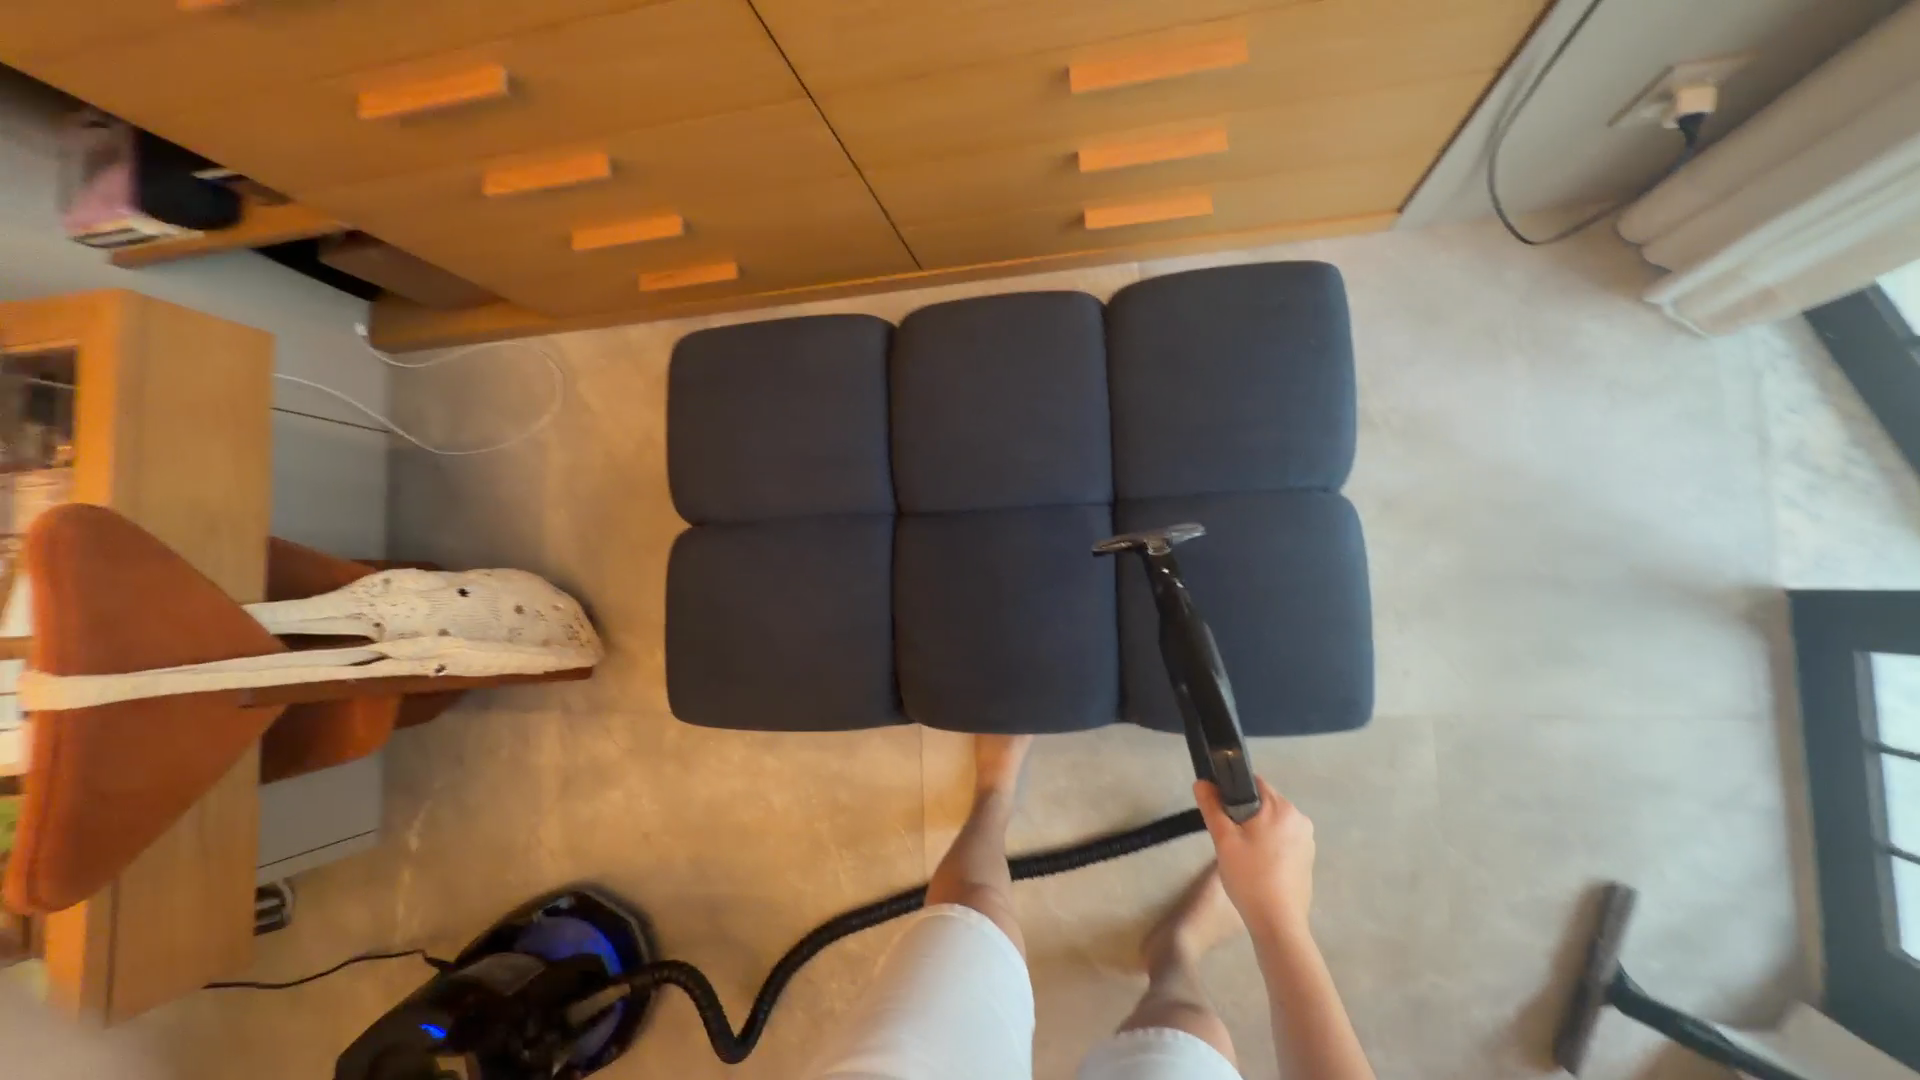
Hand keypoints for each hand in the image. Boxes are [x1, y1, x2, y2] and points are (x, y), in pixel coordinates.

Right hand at [1194, 775, 1315, 938]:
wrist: (1277, 923)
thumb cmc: (1250, 877)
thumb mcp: (1223, 840)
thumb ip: (1212, 807)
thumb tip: (1202, 782)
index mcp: (1283, 808)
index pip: (1253, 783)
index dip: (1232, 791)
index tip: (1219, 811)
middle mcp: (1300, 819)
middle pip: (1263, 803)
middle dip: (1243, 814)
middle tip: (1228, 838)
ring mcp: (1307, 841)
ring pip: (1273, 823)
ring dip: (1256, 830)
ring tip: (1241, 855)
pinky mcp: (1307, 859)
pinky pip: (1283, 840)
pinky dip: (1269, 846)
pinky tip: (1257, 866)